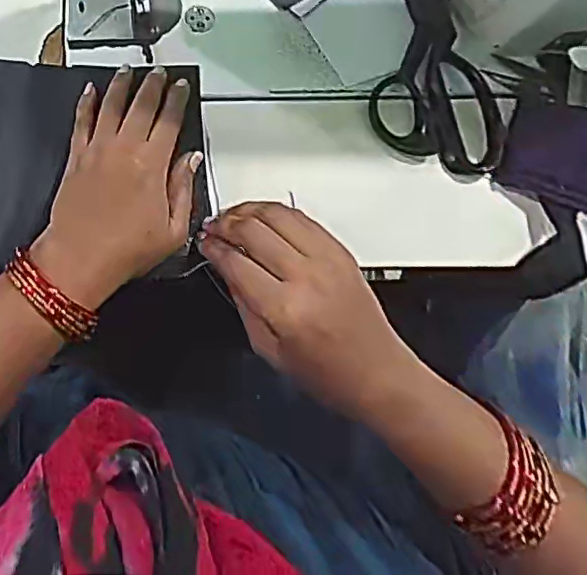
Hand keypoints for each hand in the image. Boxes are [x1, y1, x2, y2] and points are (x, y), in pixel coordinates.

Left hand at [30, 67, 201, 307]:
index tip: (180, 87)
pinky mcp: (76, 157)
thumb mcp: (172, 230)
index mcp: (152, 166)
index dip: (176, 99)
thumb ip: (183, 189)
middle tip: (158, 72)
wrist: (79, 258)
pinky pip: (81, 121)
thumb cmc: (124, 250)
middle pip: (141, 105)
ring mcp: (97, 150)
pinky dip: (86, 103)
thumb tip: (190, 161)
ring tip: (127, 71)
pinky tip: (90, 91)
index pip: (169, 120)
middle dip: (152, 84)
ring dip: (120, 85)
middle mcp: (124, 150)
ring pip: (110, 105)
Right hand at [199, 202, 421, 416]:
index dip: (213, 247)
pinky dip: (276, 211)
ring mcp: (327, 260)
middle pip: (251, 229)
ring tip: (234, 217)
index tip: (205, 244)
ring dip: (247, 210)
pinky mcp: (340, 252)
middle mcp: (308, 279)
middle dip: (224, 224)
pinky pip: (300, 216)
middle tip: (213, 228)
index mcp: (286, 310)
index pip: (235, 261)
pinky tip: (263, 217)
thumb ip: (242, 304)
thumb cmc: (331, 374)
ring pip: (275, 213)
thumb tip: (225, 267)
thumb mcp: (269, 350)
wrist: (380, 376)